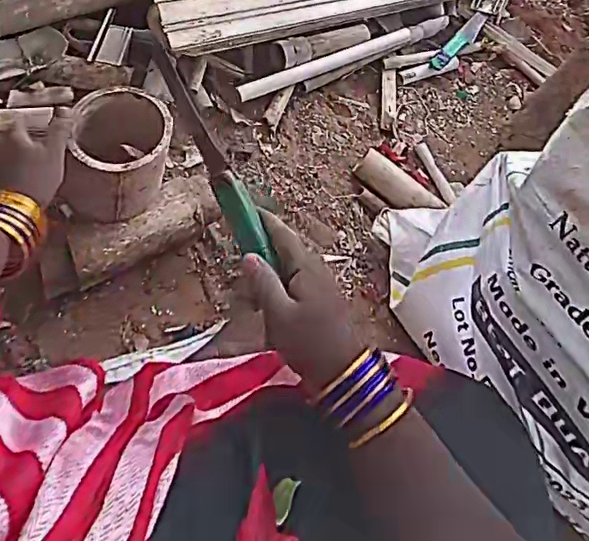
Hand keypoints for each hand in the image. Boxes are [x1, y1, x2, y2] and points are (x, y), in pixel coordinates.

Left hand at [0, 109, 71, 206]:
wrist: (12, 211)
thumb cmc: (36, 180)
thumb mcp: (55, 153)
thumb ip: (59, 130)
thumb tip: (65, 110)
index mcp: (14, 135)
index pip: (19, 118)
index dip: (29, 118)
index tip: (35, 120)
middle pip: (3, 133)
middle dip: (12, 135)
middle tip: (25, 140)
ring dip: (4, 151)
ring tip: (17, 157)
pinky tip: (8, 174)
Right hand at [241, 209, 363, 388]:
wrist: (347, 377)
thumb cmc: (311, 344)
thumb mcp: (279, 315)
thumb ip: (263, 283)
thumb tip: (248, 255)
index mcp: (306, 267)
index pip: (282, 234)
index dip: (263, 220)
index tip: (245, 210)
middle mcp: (315, 270)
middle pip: (283, 251)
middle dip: (261, 257)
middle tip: (241, 273)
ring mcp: (320, 286)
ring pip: (287, 271)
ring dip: (268, 279)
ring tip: (252, 301)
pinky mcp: (321, 302)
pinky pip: (294, 286)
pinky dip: (278, 292)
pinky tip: (269, 313)